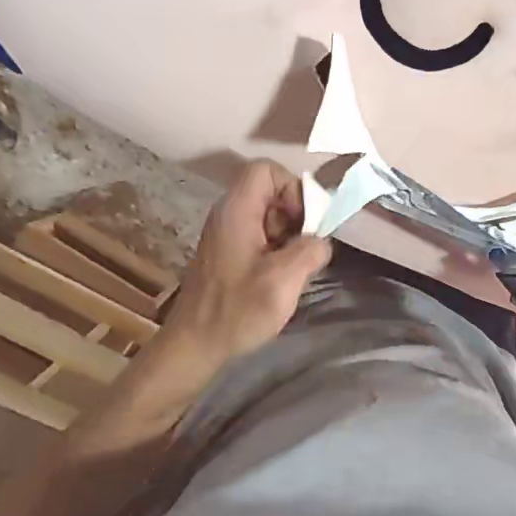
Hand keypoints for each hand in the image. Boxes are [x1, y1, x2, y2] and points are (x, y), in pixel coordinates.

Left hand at [165, 159, 332, 363]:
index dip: (292, 188)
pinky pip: (259, 235)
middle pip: (270, 191)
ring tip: (292, 268)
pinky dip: (276, 249)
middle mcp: (228, 214)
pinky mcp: (228, 253)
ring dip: (289, 236)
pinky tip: (279, 278)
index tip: (302, 224)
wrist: (195, 345)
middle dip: (295, 215)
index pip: (266, 170)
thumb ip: (310, 250)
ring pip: (268, 215)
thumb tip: (320, 240)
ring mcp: (226, 233)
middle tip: (303, 249)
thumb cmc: (236, 311)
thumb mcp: (283, 280)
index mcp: (236, 210)